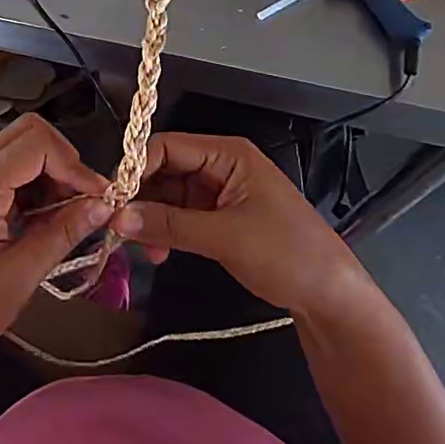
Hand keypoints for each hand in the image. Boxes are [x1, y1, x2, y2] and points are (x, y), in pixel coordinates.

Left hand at [0, 115, 112, 419]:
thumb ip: (63, 233)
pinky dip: (39, 185)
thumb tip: (103, 206)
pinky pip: (14, 172)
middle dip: (64, 158)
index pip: (37, 143)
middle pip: (29, 132)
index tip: (98, 197)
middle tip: (85, 198)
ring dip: (53, 172)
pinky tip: (50, 217)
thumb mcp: (21, 274)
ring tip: (71, 213)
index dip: (73, 164)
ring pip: (23, 149)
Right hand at [112, 132, 369, 315]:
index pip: (169, 146)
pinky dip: (165, 231)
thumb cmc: (288, 254)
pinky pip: (180, 216)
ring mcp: (219, 192)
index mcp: (227, 154)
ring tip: (141, 247)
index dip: (138, 168)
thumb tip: (118, 217)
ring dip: (151, 218)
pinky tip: (157, 252)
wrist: (330, 297)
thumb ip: (169, 224)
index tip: (114, 197)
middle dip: (142, 197)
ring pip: (169, 195)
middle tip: (120, 227)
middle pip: (165, 170)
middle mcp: (220, 166)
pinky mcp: (218, 217)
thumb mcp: (224, 237)